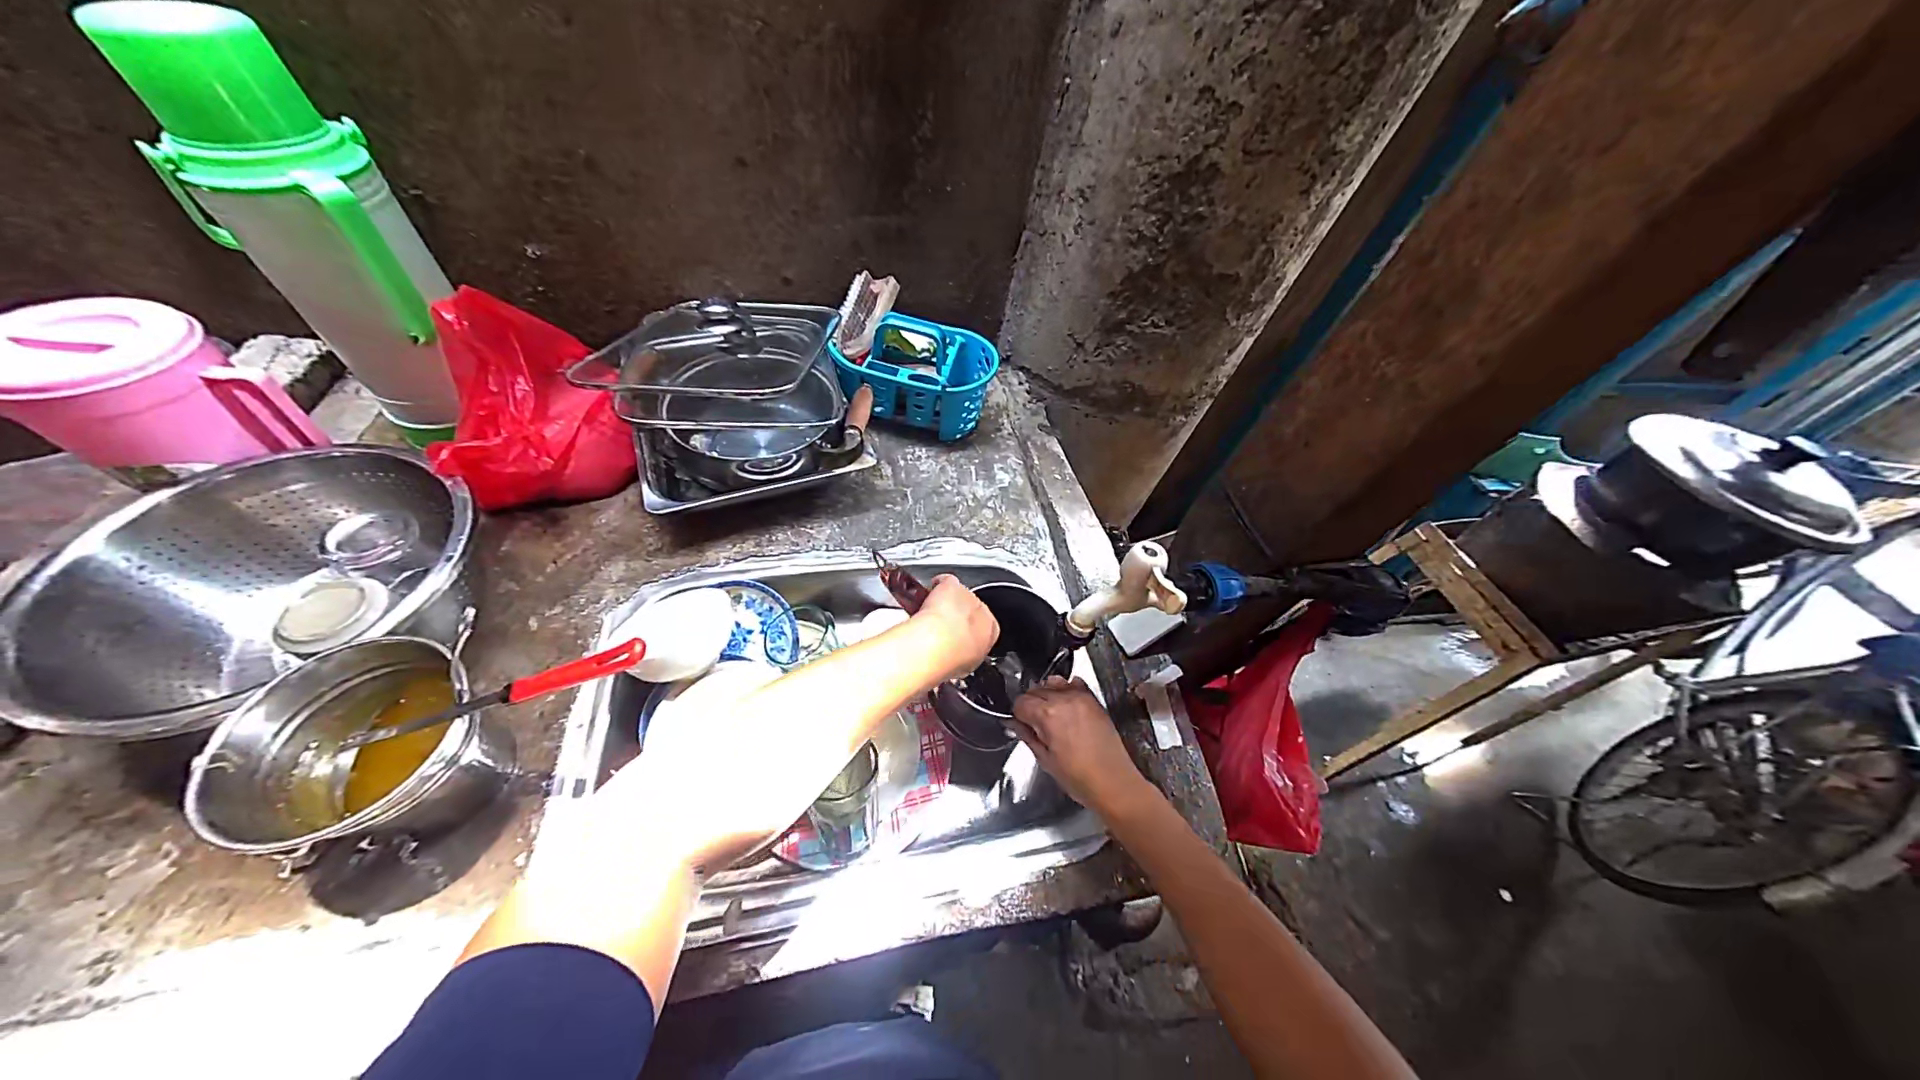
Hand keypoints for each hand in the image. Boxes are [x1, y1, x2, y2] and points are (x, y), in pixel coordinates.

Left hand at [909, 575, 998, 681]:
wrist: (936, 644)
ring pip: (958, 595)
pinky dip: (936, 585)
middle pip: (972, 608)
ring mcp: (967, 597)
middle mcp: (983, 613)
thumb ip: (964, 657)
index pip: (987, 626)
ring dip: (945, 601)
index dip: (970, 629)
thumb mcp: (963, 666)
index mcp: (991, 632)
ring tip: (927, 613)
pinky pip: (946, 582)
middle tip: (939, 625)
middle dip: (957, 614)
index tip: (956, 635)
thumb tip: (953, 664)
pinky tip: (923, 596)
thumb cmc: (949, 657)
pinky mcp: (952, 586)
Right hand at [1011, 676, 1152, 816]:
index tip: (1022, 724)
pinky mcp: (1095, 701)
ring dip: (1048, 695)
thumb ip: (1028, 736)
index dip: (1018, 715)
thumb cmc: (1081, 778)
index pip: (1021, 702)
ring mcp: (1082, 698)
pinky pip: (1074, 684)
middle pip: (1035, 689)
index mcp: (1048, 715)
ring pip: (1054, 683)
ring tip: (1052, 717)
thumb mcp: (1045, 760)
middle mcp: (1065, 700)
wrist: (1114, 783)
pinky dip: (1068, 691)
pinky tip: (1068, 709)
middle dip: (1031, 705)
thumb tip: (1017, 725)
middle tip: (1035, 725)